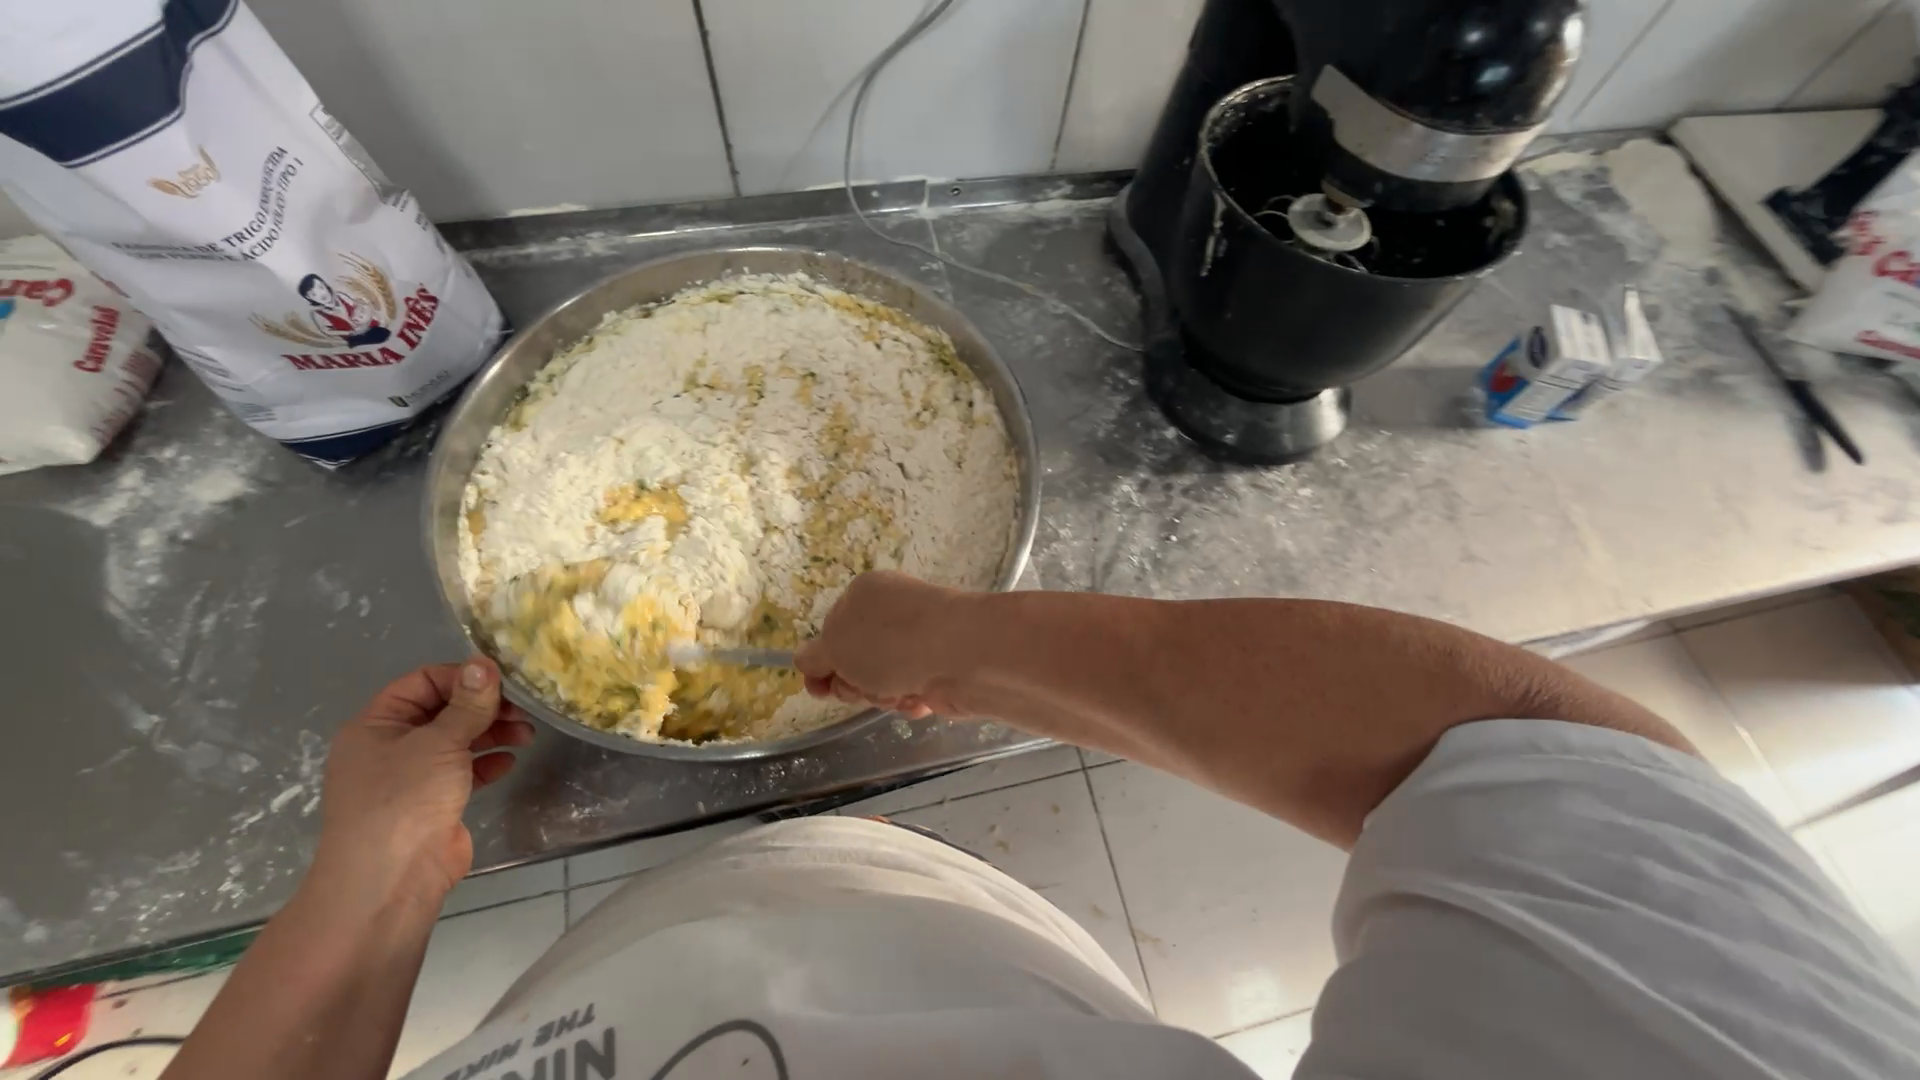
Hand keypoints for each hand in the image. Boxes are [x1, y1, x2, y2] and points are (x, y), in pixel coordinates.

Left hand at [313, 656, 535, 911]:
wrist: (391, 879)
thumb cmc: (404, 799)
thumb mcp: (439, 742)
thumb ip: (468, 703)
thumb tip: (484, 662)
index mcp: (377, 725)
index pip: (423, 682)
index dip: (464, 678)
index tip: (506, 681)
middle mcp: (391, 746)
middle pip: (444, 711)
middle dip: (486, 708)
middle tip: (524, 711)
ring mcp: (413, 776)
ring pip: (458, 740)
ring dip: (493, 733)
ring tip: (527, 736)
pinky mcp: (434, 801)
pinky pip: (465, 770)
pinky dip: (488, 762)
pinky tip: (509, 761)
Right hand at [795, 571, 970, 718]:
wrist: (964, 653)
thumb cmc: (891, 643)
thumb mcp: (835, 645)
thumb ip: (814, 655)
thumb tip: (807, 661)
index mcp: (863, 594)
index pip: (829, 633)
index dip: (823, 665)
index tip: (821, 688)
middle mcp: (892, 613)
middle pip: (855, 663)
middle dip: (855, 684)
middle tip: (863, 686)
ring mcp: (918, 640)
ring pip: (882, 682)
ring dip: (882, 695)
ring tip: (899, 691)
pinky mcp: (940, 666)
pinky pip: (911, 691)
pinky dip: (911, 700)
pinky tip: (920, 698)